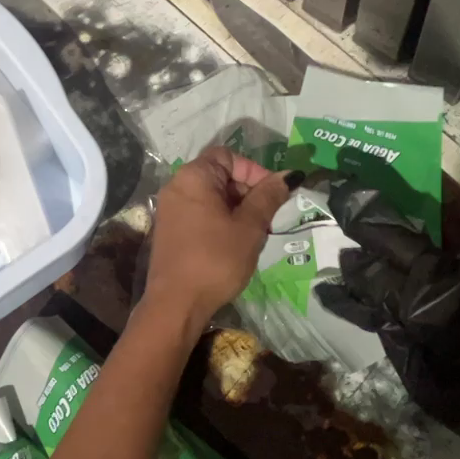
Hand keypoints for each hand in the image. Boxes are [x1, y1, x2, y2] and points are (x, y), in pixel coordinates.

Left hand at [143, 146, 300, 330]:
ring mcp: (171, 208)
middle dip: (248, 192)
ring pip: (212, 196)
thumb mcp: (249, 227)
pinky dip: (220, 220)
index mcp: (193, 176)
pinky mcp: (170, 228)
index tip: (273, 195)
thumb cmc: (215, 259)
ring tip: (255, 233)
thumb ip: (268, 197)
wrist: (176, 302)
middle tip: (268, 218)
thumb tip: (289, 175)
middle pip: (219, 174)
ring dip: (237, 209)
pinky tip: (235, 243)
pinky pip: (200, 212)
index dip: (254, 171)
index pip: (228, 156)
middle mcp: (177, 185)